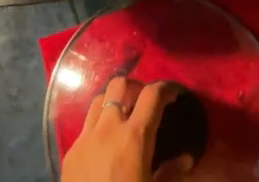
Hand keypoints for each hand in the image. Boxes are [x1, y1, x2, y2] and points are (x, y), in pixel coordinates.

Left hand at [63, 77, 192, 181]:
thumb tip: (187, 159)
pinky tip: (106, 140)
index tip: (175, 92)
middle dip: (136, 86)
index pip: (152, 96)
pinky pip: (86, 124)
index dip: (166, 88)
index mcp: (134, 137)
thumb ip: (171, 173)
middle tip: (146, 100)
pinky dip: (99, 122)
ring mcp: (85, 137)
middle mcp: (108, 128)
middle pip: (119, 85)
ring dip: (114, 99)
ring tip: (125, 112)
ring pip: (99, 99)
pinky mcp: (71, 151)